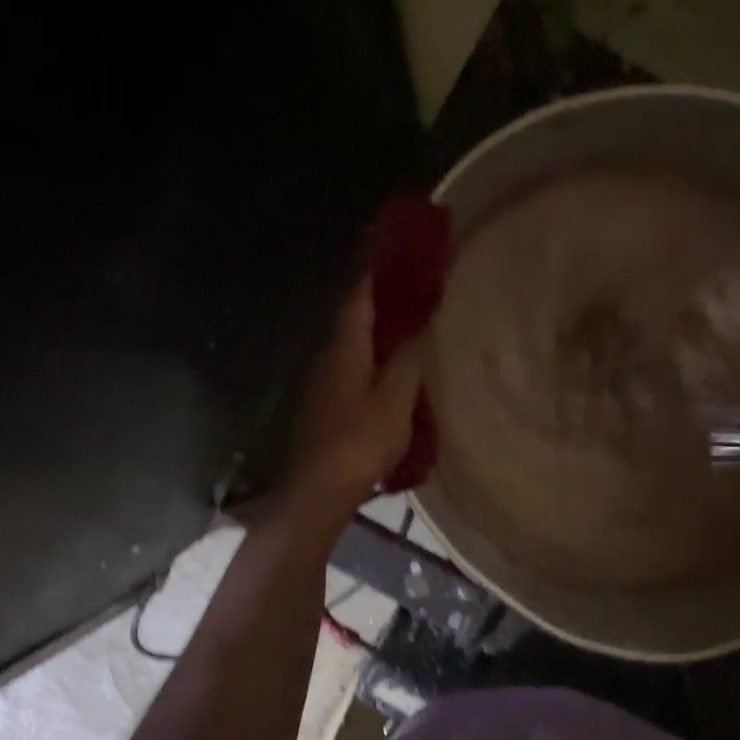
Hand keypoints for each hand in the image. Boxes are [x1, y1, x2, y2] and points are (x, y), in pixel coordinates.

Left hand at [284, 274, 423, 514]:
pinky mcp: (326, 402)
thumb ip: (408, 357)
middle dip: (381, 296)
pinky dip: (373, 352)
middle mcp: (329, 355)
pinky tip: (392, 363)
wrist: (320, 490)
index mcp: (345, 346)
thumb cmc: (361, 440)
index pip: (360, 295)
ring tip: (409, 319)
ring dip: (377, 326)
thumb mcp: (396, 397)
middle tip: (413, 282)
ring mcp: (324, 380)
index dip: (377, 270)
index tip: (397, 249)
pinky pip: (353, 363)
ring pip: (352, 341)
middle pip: (354, 315)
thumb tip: (419, 324)